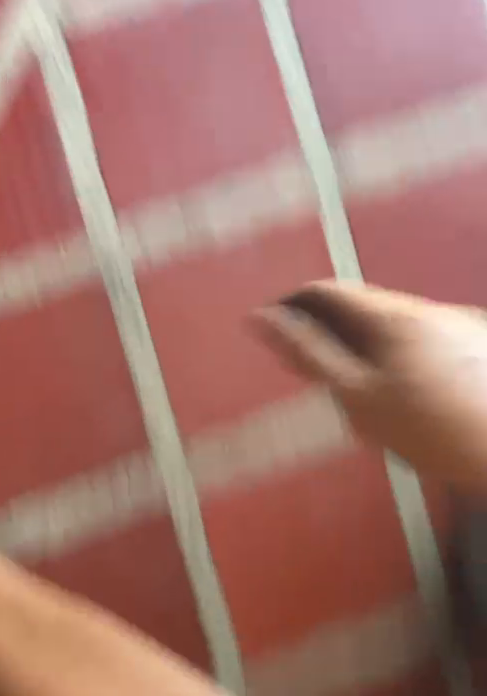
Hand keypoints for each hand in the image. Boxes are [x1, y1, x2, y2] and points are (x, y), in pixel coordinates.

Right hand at [253, 281, 486, 493]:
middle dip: (328, 331)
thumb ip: (303, 349)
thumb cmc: (435, 433)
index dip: (288, 306)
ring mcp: (471, 329)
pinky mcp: (486, 349)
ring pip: (393, 324)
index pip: (323, 290)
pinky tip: (403, 387)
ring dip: (365, 344)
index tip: (273, 333)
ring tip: (357, 383)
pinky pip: (427, 338)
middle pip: (361, 306)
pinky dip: (402, 353)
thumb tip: (258, 318)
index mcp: (398, 318)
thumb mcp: (353, 393)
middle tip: (309, 366)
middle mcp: (437, 312)